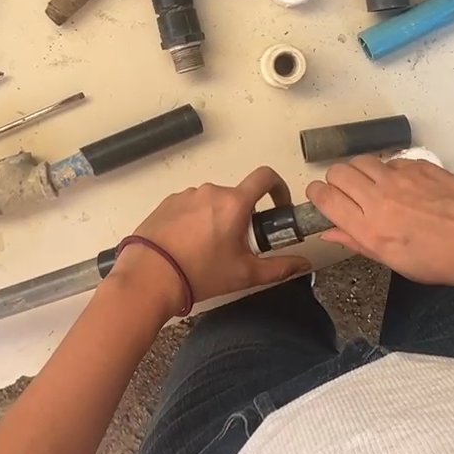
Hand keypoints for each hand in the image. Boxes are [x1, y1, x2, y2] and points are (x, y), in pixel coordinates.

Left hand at [114, 167, 312, 313]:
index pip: (265, 177)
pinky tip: (187, 246)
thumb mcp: (245, 274)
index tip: (278, 207)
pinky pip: (190, 207)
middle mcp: (210, 190)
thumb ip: (279, 267)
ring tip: (208, 251)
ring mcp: (185, 195)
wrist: (150, 276)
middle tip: (238, 247)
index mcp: (234, 202)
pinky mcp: (166, 203)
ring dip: (217, 219)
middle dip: (243, 217)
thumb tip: (304, 264)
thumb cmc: (201, 273)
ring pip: (212, 202)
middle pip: (236, 197)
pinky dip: (195, 221)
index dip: (278, 188)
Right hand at [306, 156, 453, 289]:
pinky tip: (398, 184)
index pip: (325, 197)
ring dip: (357, 171)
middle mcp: (379, 199)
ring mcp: (399, 178)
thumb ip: (361, 243)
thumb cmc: (451, 261)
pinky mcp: (418, 165)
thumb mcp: (399, 264)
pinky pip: (388, 160)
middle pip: (336, 172)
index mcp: (371, 230)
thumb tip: (334, 232)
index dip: (316, 195)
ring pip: (359, 161)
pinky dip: (385, 169)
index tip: (319, 198)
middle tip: (344, 193)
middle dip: (334, 181)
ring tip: (369, 186)